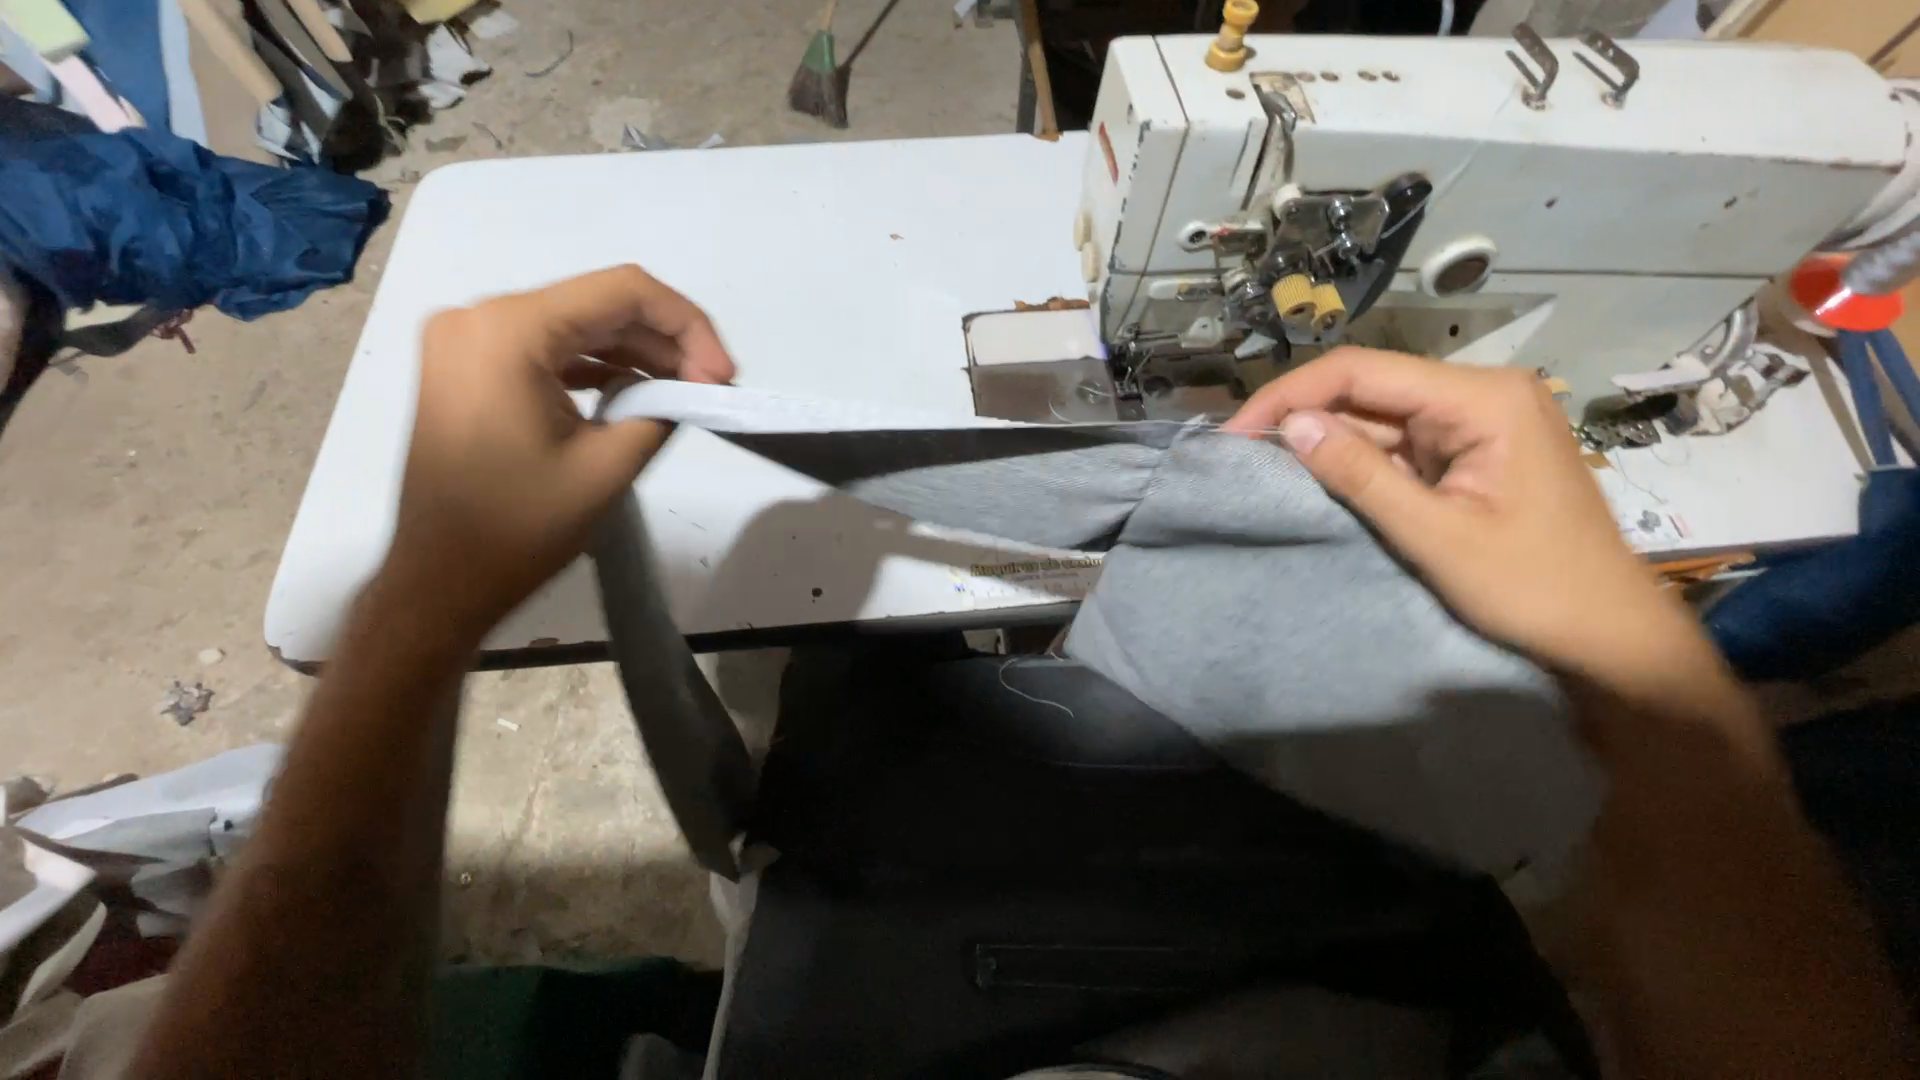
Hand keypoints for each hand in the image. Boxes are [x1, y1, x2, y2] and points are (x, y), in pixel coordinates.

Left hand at [383, 265, 734, 646]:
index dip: (688, 325)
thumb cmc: (520, 527)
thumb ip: (661, 410)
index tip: (723, 375)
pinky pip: (551, 349)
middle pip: (600, 304)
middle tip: (713, 387)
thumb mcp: (609, 466)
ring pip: (579, 325)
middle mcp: (480, 317)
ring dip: (638, 354)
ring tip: (686, 391)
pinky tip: (640, 392)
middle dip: (667, 342)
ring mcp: (470, 341)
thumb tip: (689, 387)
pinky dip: (600, 366)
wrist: (442, 579)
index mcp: (508, 330)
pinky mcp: (472, 367)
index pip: (623, 291)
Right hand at [1223, 347, 1710, 694]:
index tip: (1237, 432)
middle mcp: (1478, 396)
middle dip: (1300, 414)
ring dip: (1320, 437)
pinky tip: (1308, 473)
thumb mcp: (1436, 536)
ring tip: (1258, 461)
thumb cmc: (1533, 588)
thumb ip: (1361, 476)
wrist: (1606, 635)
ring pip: (1375, 416)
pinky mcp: (1465, 453)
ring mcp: (1472, 424)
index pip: (1363, 372)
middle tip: (1237, 449)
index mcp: (1483, 399)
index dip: (1291, 395)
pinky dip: (1350, 459)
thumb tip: (1291, 426)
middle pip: (1367, 388)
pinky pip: (1394, 444)